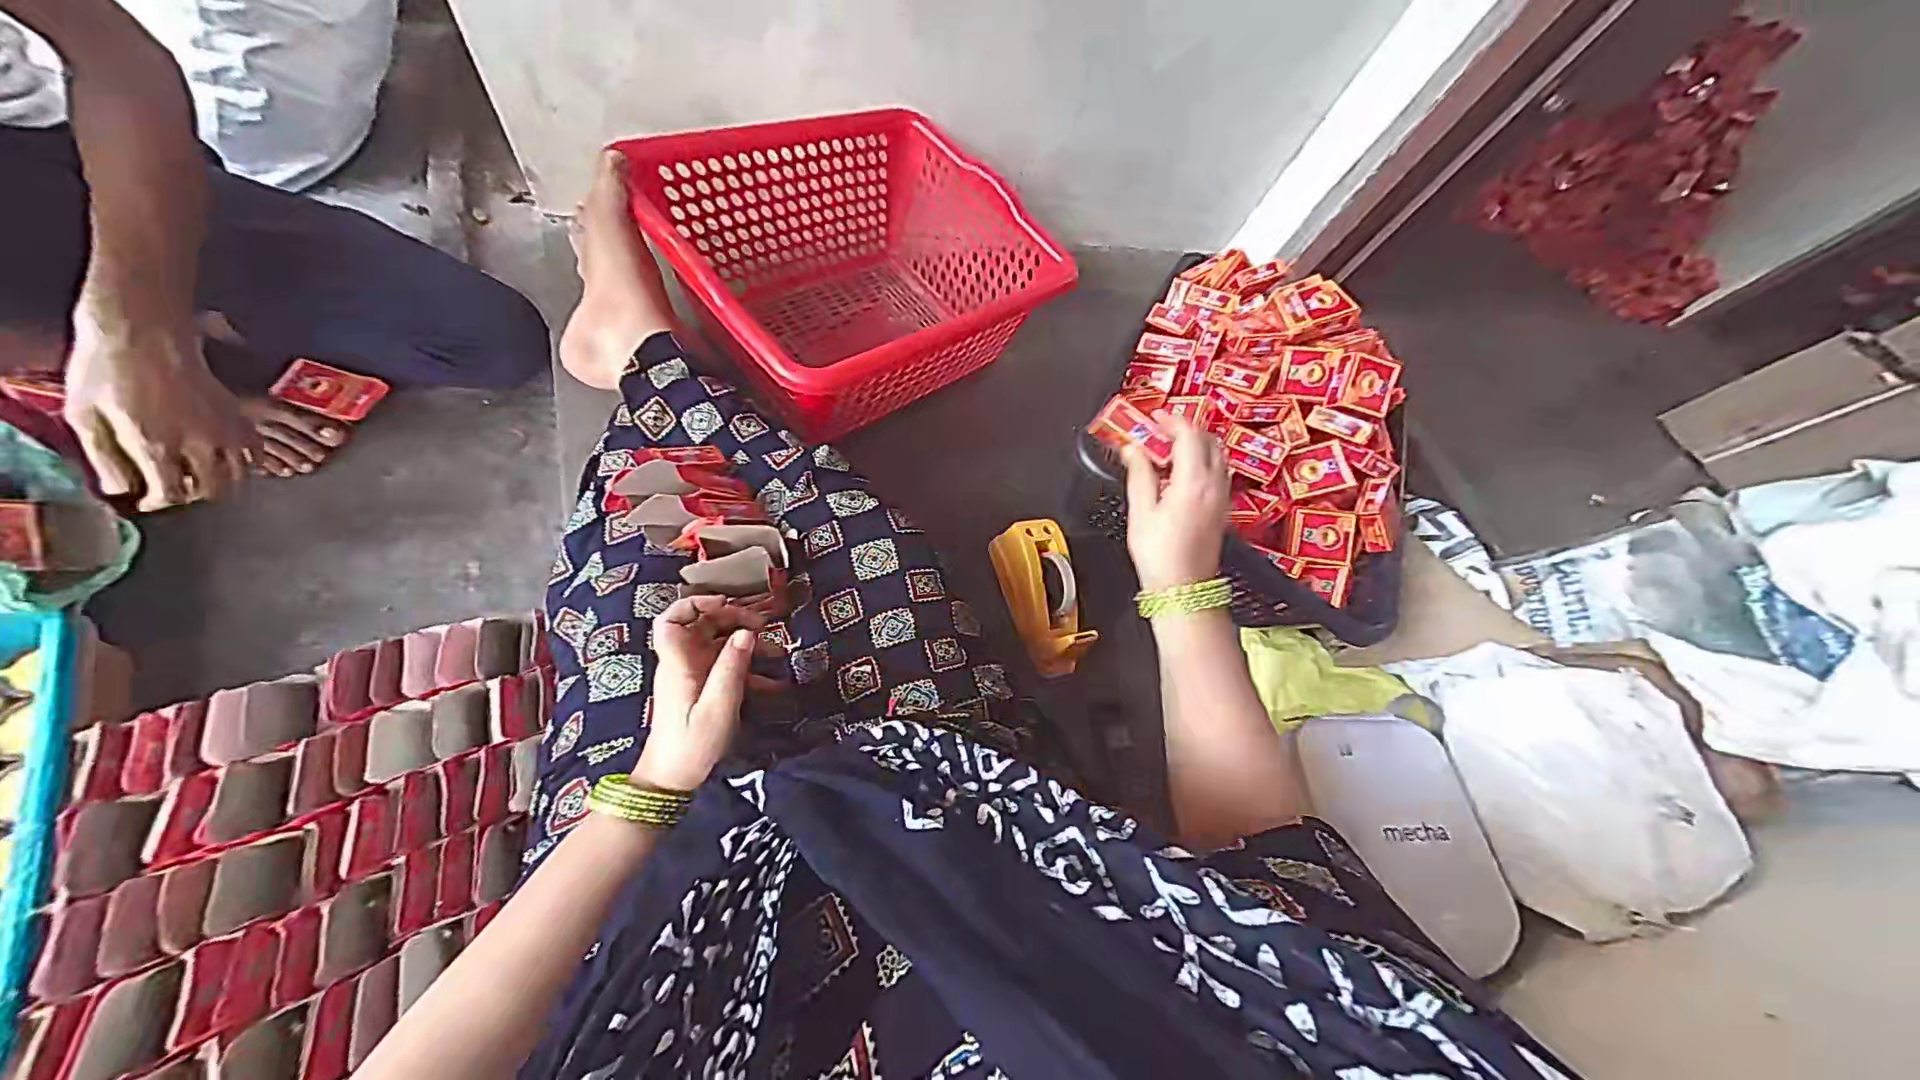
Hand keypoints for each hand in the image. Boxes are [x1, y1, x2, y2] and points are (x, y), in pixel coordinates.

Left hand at [63, 319, 255, 510]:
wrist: (145, 339)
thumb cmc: (107, 372)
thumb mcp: (83, 414)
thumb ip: (102, 456)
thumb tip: (119, 489)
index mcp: (156, 445)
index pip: (169, 492)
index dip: (157, 503)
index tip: (147, 502)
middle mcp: (200, 444)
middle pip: (211, 490)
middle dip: (192, 497)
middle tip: (176, 491)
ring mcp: (226, 433)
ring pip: (238, 477)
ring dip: (222, 485)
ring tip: (204, 481)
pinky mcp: (241, 422)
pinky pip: (256, 455)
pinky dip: (248, 465)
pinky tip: (232, 463)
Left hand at [632, 595, 769, 791]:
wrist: (671, 778)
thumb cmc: (692, 744)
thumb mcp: (718, 708)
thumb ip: (731, 668)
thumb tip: (746, 633)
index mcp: (678, 664)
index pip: (670, 620)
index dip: (695, 604)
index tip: (725, 603)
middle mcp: (682, 663)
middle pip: (700, 624)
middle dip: (731, 618)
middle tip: (762, 627)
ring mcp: (690, 674)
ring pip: (714, 641)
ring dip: (742, 639)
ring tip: (773, 649)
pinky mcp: (699, 685)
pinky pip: (721, 662)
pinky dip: (743, 662)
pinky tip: (767, 675)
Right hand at [1119, 413, 1230, 592]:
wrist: (1183, 589)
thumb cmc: (1161, 557)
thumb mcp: (1141, 511)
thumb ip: (1139, 474)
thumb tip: (1133, 450)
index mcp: (1193, 482)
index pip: (1189, 434)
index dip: (1170, 421)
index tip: (1154, 419)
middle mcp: (1214, 486)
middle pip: (1207, 440)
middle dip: (1183, 430)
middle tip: (1158, 433)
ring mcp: (1221, 498)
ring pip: (1216, 455)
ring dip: (1194, 445)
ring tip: (1166, 453)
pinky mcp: (1221, 509)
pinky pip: (1217, 473)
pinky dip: (1200, 463)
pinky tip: (1178, 475)